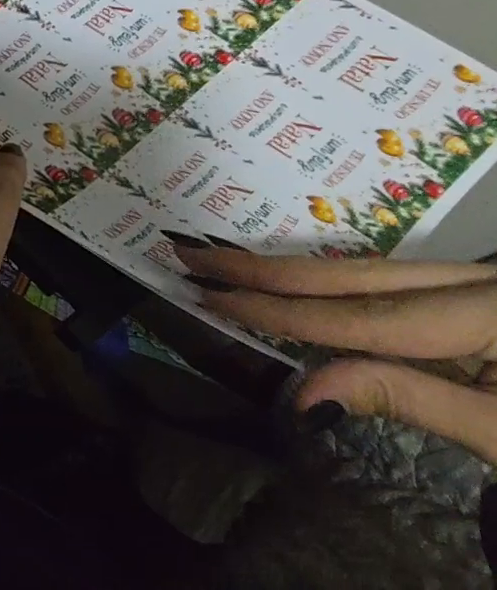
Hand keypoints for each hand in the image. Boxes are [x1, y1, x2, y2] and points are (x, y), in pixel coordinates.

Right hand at [184, 246, 496, 461]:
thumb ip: (410, 401)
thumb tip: (303, 394)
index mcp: (496, 314)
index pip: (364, 316)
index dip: (281, 310)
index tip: (207, 296)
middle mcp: (483, 286)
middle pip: (358, 276)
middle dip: (268, 269)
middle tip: (189, 254)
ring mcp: (482, 289)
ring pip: (370, 274)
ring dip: (290, 271)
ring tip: (220, 260)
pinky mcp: (474, 302)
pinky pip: (389, 287)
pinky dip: (328, 286)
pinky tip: (287, 280)